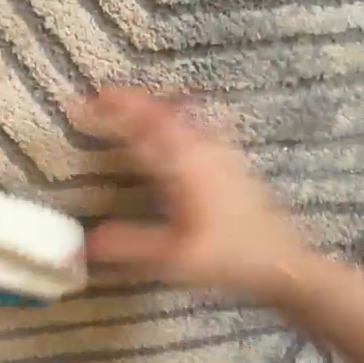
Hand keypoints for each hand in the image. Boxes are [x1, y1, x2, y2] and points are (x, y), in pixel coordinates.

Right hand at [74, 87, 314, 301]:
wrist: (284, 263)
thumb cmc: (229, 258)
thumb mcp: (172, 257)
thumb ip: (126, 246)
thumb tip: (79, 246)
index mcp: (184, 165)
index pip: (142, 124)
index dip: (113, 108)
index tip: (85, 100)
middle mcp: (203, 149)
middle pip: (162, 111)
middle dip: (128, 101)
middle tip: (100, 98)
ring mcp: (221, 152)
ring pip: (181, 115)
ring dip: (152, 107)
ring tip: (129, 109)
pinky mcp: (232, 162)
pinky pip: (195, 127)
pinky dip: (173, 120)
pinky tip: (172, 132)